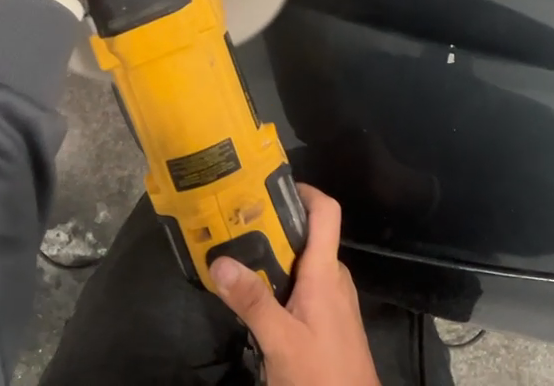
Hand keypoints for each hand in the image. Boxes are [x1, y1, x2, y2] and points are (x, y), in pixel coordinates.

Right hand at [211, 185, 379, 385]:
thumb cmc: (322, 375)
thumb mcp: (280, 341)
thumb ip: (252, 301)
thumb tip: (219, 260)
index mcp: (326, 272)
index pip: (326, 212)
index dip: (304, 190)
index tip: (269, 187)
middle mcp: (333, 278)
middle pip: (308, 236)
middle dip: (274, 227)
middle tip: (236, 225)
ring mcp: (334, 301)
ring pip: (304, 264)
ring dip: (275, 258)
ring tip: (238, 258)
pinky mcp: (329, 322)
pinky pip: (306, 288)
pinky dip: (282, 283)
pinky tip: (256, 298)